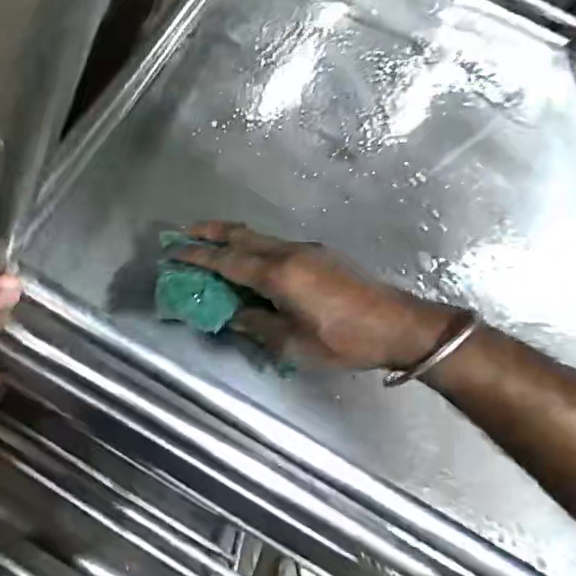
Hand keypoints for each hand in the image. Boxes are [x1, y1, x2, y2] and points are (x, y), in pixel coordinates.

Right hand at [173, 222, 459, 370]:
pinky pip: (274, 243)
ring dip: (230, 236)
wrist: (403, 327)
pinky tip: (250, 258)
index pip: (226, 261)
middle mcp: (289, 253)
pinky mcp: (321, 254)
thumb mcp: (293, 344)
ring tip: (210, 239)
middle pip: (240, 235)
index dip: (196, 256)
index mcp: (278, 275)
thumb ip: (256, 325)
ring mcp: (307, 250)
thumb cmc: (345, 341)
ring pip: (258, 236)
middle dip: (208, 231)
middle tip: (182, 231)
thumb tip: (234, 315)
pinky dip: (252, 245)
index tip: (172, 251)